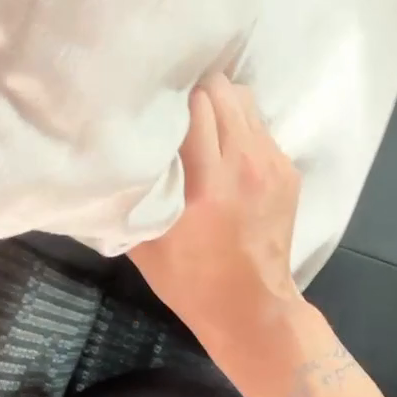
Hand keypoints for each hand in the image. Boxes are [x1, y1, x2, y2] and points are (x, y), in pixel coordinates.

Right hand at [130, 74, 305, 347]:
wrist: (252, 307)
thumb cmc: (190, 279)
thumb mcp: (144, 242)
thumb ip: (131, 196)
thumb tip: (108, 160)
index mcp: (207, 181)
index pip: (196, 104)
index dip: (174, 94)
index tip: (154, 97)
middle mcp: (244, 163)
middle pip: (223, 91)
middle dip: (197, 89)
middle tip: (176, 102)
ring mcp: (272, 164)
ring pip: (246, 101)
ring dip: (222, 103)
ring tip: (202, 120)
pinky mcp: (288, 171)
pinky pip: (261, 127)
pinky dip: (241, 127)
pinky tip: (226, 148)